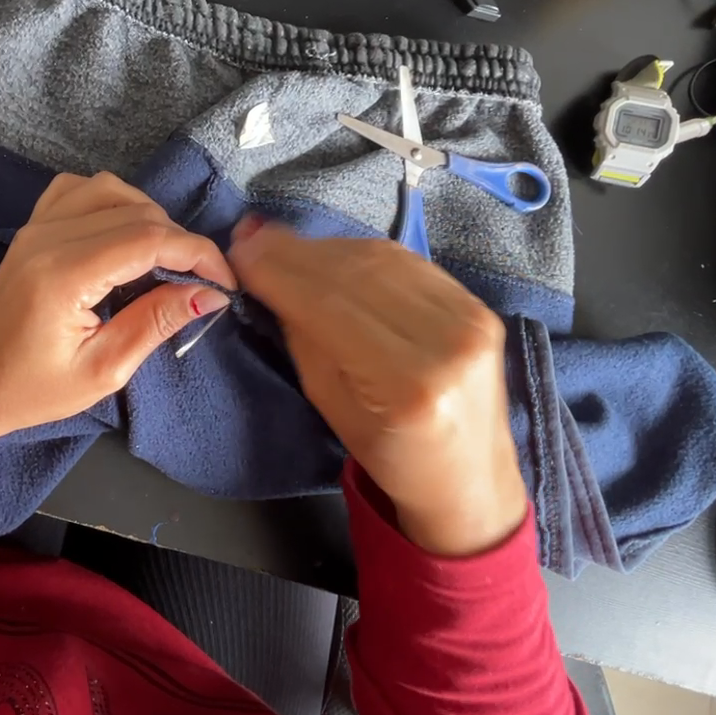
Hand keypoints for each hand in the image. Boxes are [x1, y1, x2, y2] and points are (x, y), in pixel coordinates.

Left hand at [0, 173, 235, 446]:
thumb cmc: (33, 389)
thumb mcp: (103, 371)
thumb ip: (155, 323)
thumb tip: (211, 294)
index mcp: (64, 275)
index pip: (148, 239)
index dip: (197, 253)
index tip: (224, 282)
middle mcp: (48, 237)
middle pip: (135, 211)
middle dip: (180, 240)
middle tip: (198, 279)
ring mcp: (35, 226)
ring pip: (109, 189)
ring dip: (148, 215)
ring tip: (164, 257)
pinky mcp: (31, 227)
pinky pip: (78, 190)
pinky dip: (111, 200)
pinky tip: (122, 231)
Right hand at [228, 217, 526, 556]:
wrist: (469, 475)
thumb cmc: (388, 452)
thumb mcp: (327, 402)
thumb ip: (302, 336)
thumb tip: (266, 276)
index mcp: (405, 383)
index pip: (328, 305)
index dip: (277, 272)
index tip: (238, 253)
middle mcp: (445, 341)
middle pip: (354, 273)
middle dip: (292, 252)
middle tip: (250, 239)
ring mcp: (470, 317)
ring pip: (378, 258)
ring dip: (321, 247)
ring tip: (280, 245)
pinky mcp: (477, 303)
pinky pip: (405, 261)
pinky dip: (357, 252)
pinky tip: (327, 253)